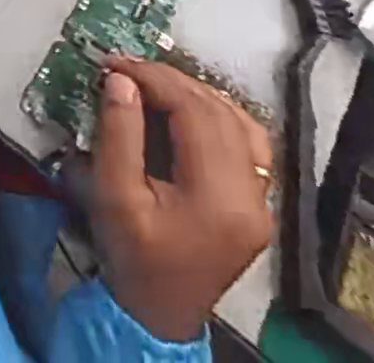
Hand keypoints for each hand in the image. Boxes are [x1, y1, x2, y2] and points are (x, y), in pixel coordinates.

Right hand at [88, 57, 274, 342]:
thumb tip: (121, 82)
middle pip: (220, 114)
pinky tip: (185, 106)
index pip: (195, 114)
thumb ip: (118, 134)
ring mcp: (261, 200)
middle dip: (170, 80)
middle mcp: (253, 196)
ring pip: (241, 123)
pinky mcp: (255, 202)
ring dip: (195, 92)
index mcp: (220, 198)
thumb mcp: (112, 193)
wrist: (159, 309)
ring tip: (151, 80)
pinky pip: (247, 142)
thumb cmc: (131, 253)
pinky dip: (216, 113)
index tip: (114, 64)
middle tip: (124, 65)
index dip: (154, 80)